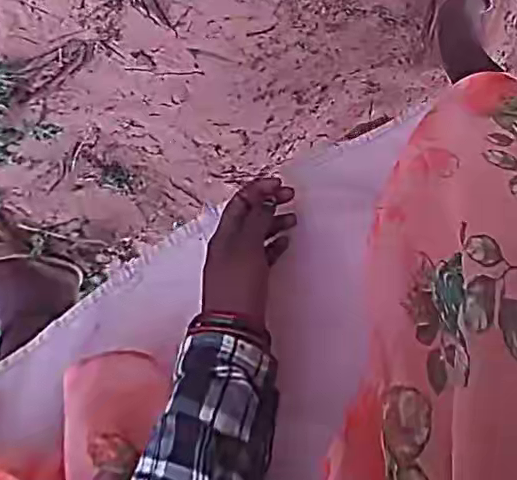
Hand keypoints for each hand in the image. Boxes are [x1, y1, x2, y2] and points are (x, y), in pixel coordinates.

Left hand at [200, 178, 295, 325]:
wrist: (233, 331)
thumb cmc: (239, 286)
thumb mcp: (248, 248)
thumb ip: (257, 221)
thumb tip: (266, 201)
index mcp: (224, 234)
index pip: (240, 201)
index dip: (259, 189)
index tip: (279, 184)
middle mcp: (228, 245)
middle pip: (248, 215)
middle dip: (268, 202)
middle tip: (290, 196)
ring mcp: (237, 262)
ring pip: (256, 233)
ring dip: (273, 222)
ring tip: (293, 219)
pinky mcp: (248, 278)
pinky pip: (262, 252)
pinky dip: (274, 243)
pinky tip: (286, 242)